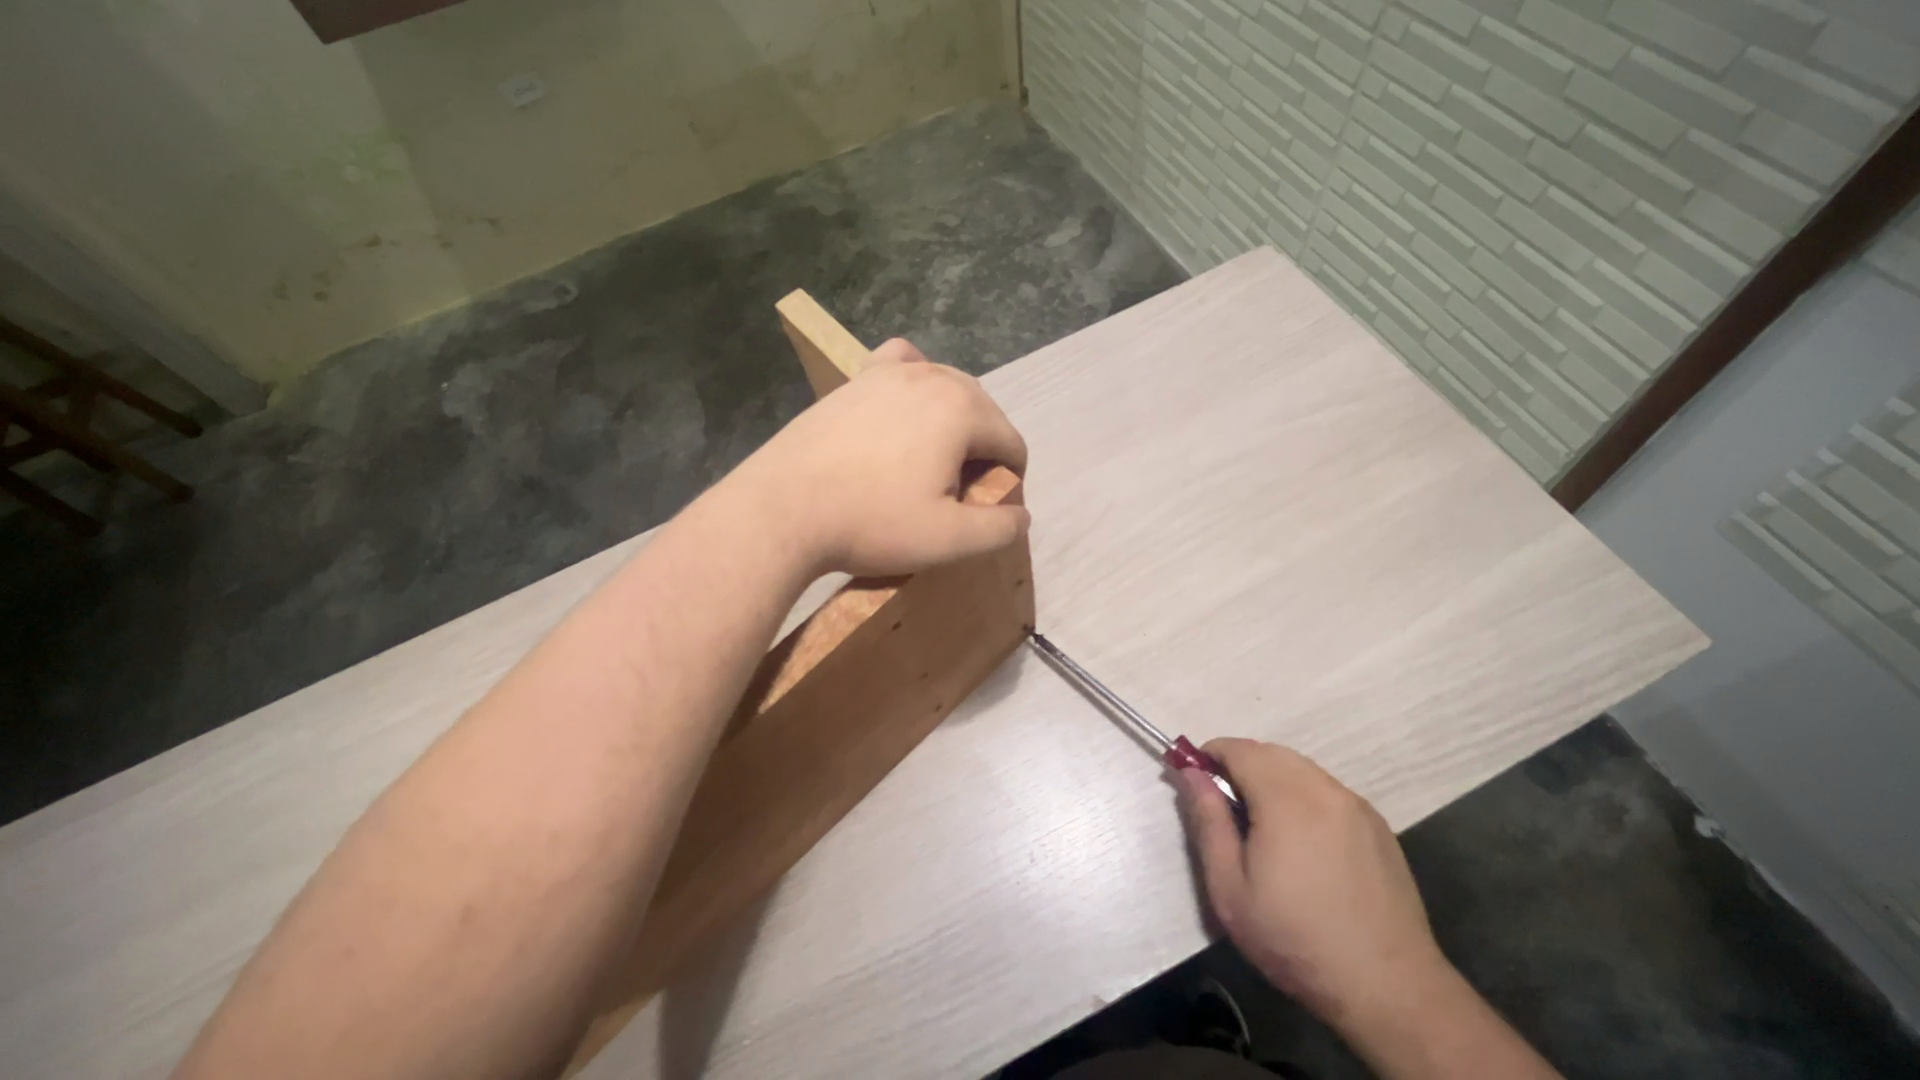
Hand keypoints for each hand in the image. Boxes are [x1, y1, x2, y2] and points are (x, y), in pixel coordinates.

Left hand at [732, 338, 1029, 576]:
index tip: (980, 513)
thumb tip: (1021, 514)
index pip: (1012, 444)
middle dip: (980, 452)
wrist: (783, 509)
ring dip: (950, 424)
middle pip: (983, 413)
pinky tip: (900, 412)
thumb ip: (1000, 528)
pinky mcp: (854, 380)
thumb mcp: (949, 540)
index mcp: (963, 409)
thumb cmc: (872, 523)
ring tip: (925, 466)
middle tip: (952, 496)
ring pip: (944, 390)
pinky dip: (913, 384)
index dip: (1007, 482)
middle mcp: (932, 376)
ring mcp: (889, 373)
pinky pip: (901, 365)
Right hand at [1178, 739, 1449, 1032]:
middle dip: (1240, 765)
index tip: (1192, 780)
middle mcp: (1326, 790)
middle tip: (1221, 807)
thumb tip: (1190, 774)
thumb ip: (1207, 821)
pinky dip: (1302, 796)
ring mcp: (1358, 807)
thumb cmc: (1294, 939)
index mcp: (1287, 800)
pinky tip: (1300, 842)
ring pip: (1302, 769)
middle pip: (1272, 753)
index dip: (1210, 755)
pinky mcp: (1378, 827)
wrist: (1386, 985)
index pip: (1240, 749)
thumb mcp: (1230, 888)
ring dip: (1272, 778)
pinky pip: (1328, 791)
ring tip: (1259, 827)